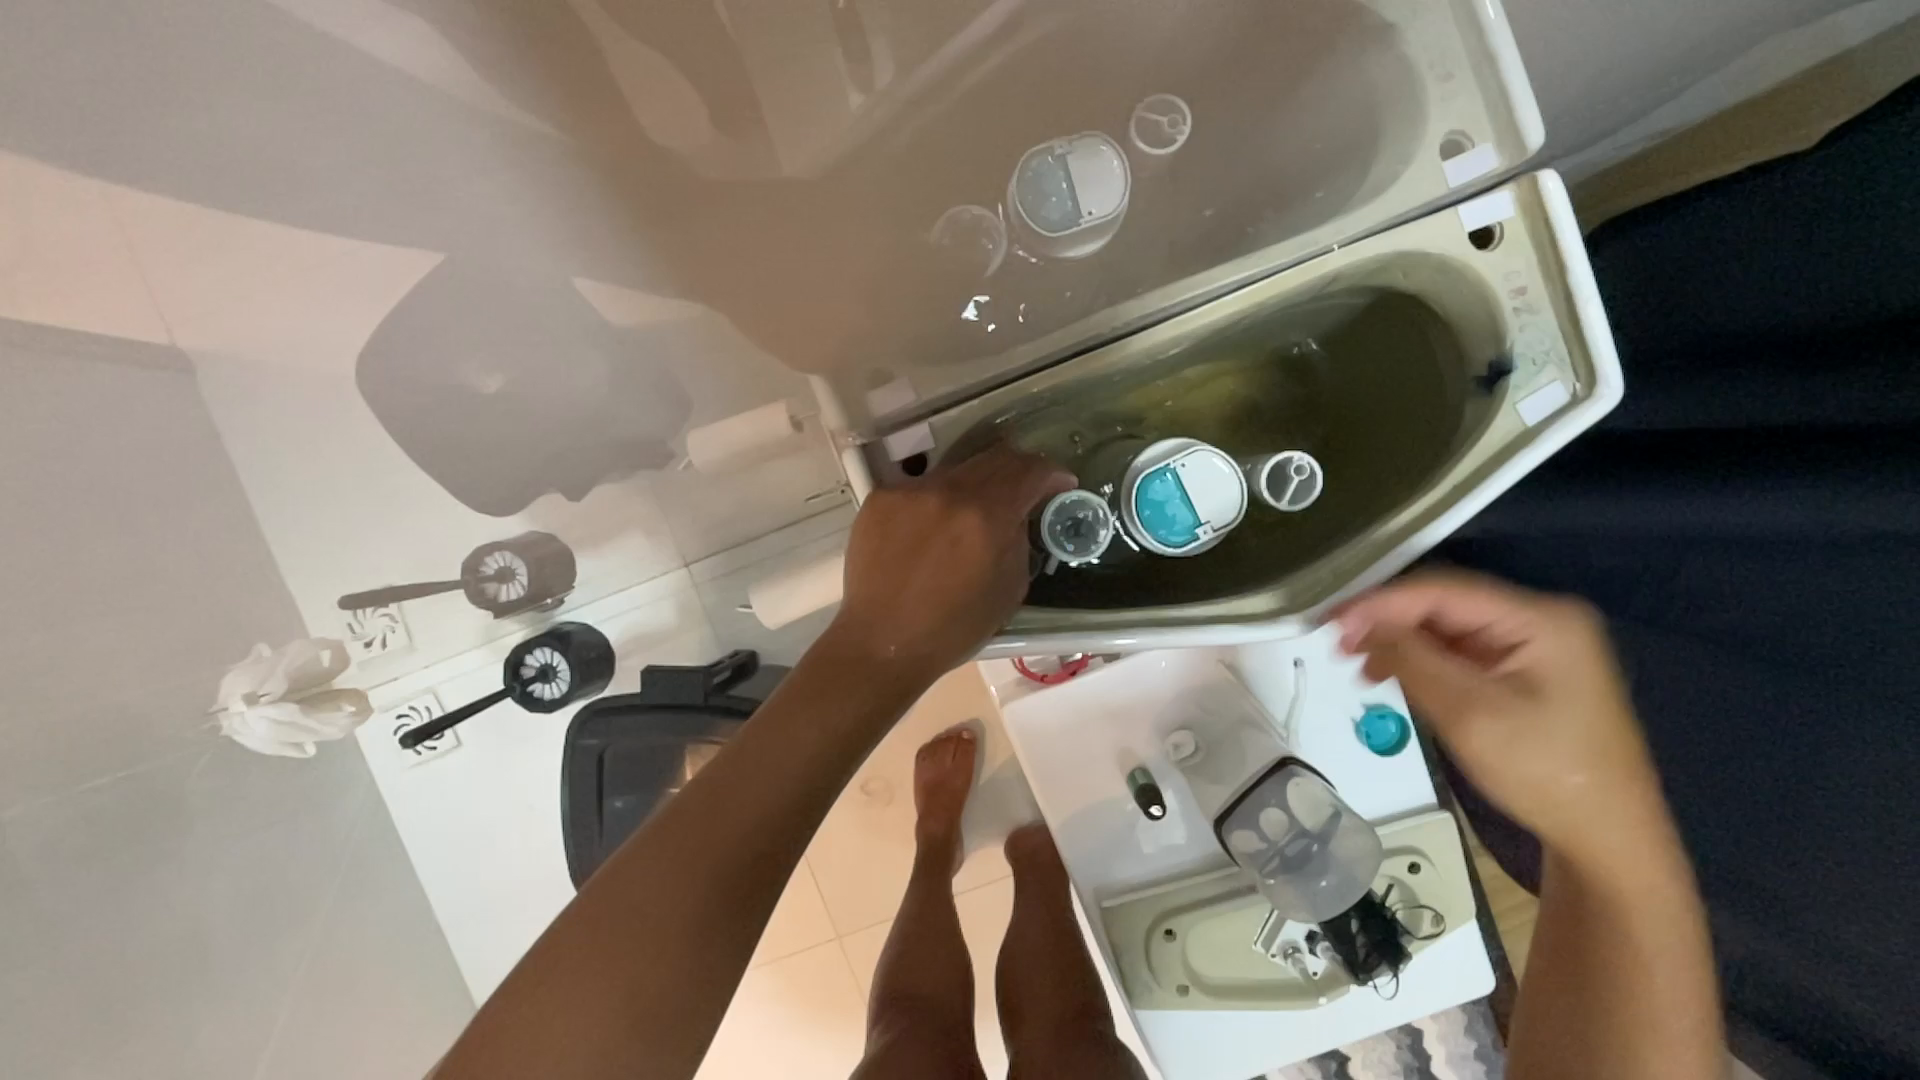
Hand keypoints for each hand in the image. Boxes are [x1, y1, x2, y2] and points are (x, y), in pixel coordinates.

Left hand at [828, 446, 1074, 684]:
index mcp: (987, 517)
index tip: (1061, 483)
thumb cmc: (953, 629)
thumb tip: (1018, 514)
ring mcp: (909, 491)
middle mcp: (948, 492)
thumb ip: (1020, 541)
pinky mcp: (880, 498)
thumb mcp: (1010, 590)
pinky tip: (930, 532)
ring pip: (956, 471)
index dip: (1052, 472)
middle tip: (1024, 491)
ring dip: (974, 487)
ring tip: (971, 518)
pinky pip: (920, 488)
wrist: (882, 641)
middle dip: (1018, 470)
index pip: (1029, 470)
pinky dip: (935, 502)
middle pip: (995, 458)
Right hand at [1332, 569, 1667, 870]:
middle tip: (1336, 643)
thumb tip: (1360, 625)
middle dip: (1386, 621)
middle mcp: (1540, 620)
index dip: (1380, 602)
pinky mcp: (1524, 672)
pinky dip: (1420, 660)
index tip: (1330, 623)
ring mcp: (1535, 647)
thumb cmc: (1543, 773)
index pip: (1442, 590)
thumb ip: (1411, 659)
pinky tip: (1389, 675)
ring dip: (1398, 641)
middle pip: (1444, 604)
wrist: (1607, 839)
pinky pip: (1460, 652)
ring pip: (1447, 628)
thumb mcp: (1468, 712)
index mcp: (1540, 618)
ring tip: (1355, 663)